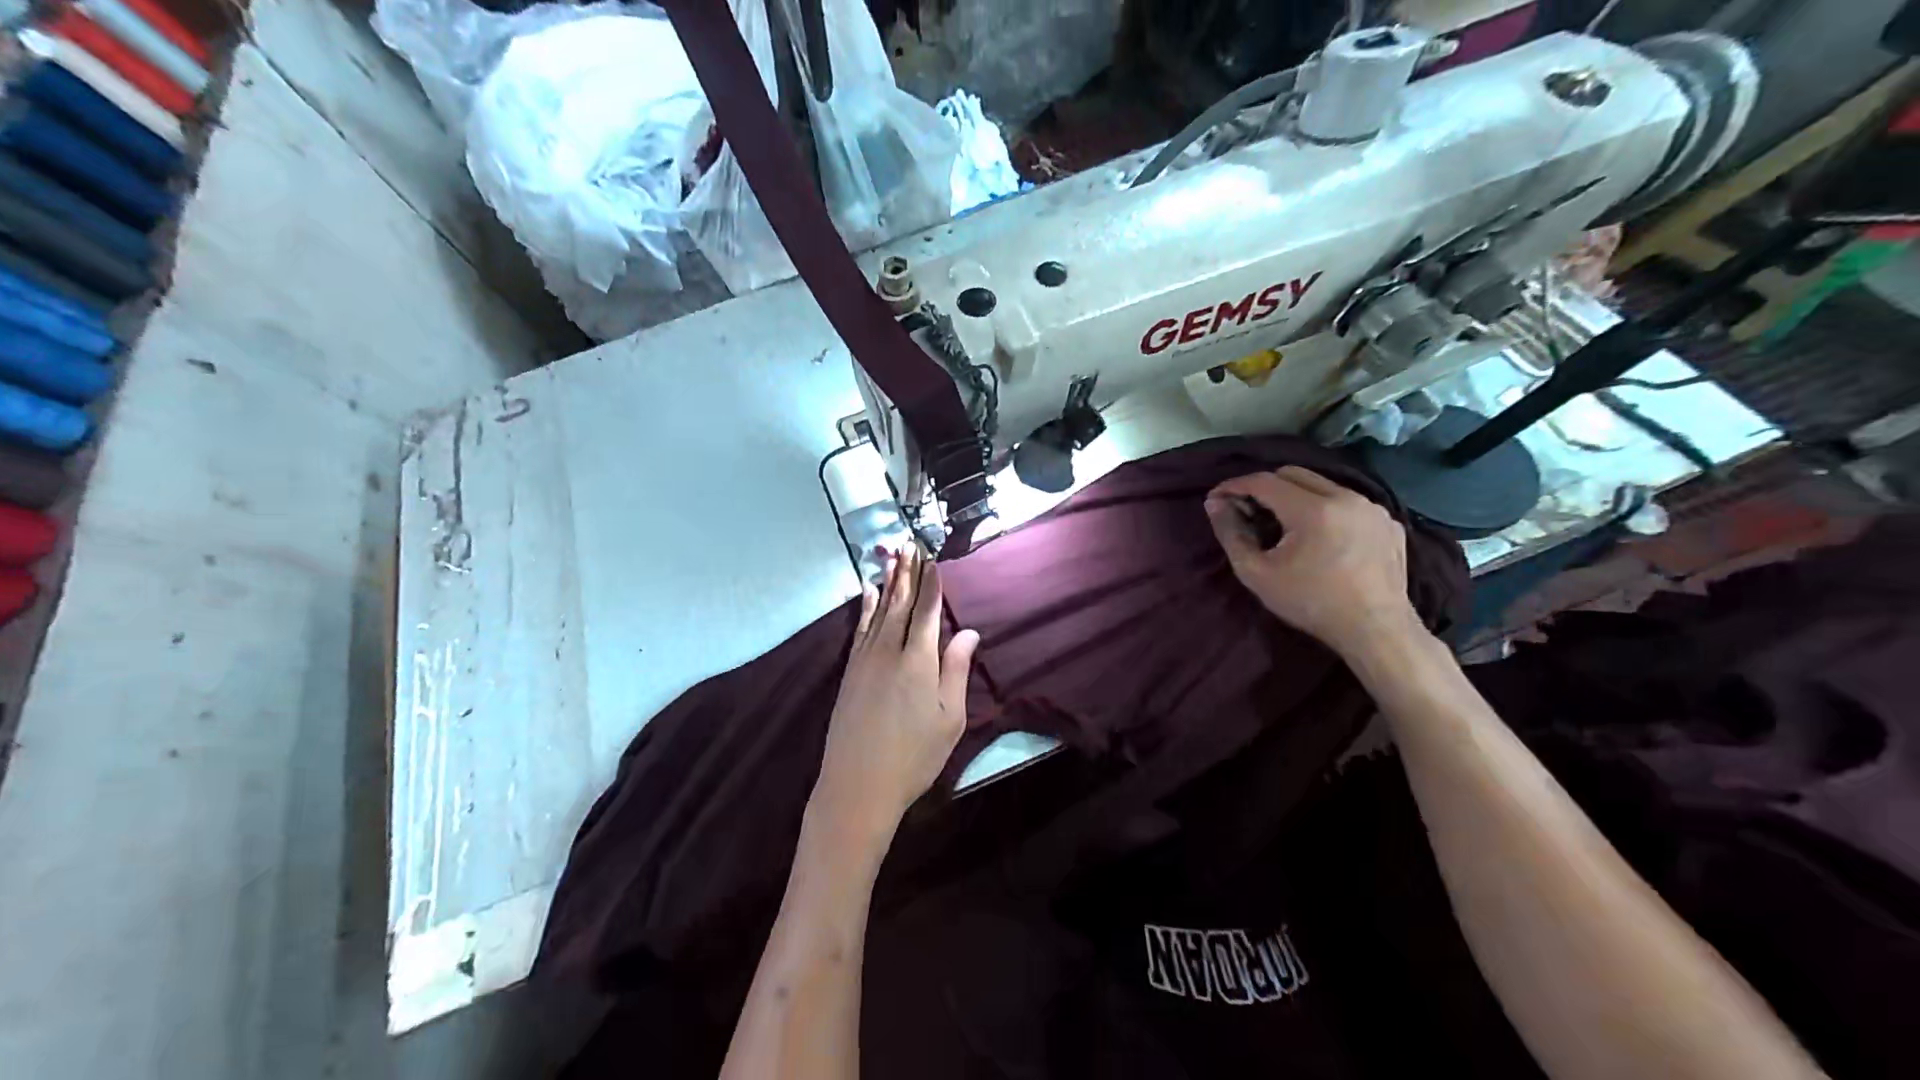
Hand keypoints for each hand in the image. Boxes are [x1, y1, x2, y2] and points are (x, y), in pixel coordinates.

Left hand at [813, 546, 980, 848]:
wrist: (857, 786)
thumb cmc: (913, 756)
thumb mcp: (949, 718)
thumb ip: (957, 670)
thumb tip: (967, 632)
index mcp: (917, 660)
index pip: (926, 611)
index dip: (931, 584)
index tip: (933, 559)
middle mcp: (888, 650)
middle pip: (900, 603)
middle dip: (907, 573)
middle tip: (911, 545)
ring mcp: (864, 660)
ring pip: (878, 611)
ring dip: (887, 582)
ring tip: (893, 557)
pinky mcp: (849, 672)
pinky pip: (860, 628)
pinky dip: (866, 607)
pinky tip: (868, 593)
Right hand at [1204, 466, 1425, 659]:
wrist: (1375, 631)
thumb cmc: (1310, 603)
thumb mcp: (1257, 573)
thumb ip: (1231, 534)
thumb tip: (1215, 504)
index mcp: (1312, 509)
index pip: (1264, 481)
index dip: (1235, 485)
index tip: (1217, 498)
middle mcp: (1346, 497)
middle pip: (1293, 474)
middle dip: (1265, 487)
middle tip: (1248, 511)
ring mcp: (1372, 508)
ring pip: (1323, 486)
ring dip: (1296, 497)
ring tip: (1284, 525)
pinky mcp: (1389, 522)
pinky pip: (1349, 504)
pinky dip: (1327, 511)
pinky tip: (1321, 537)